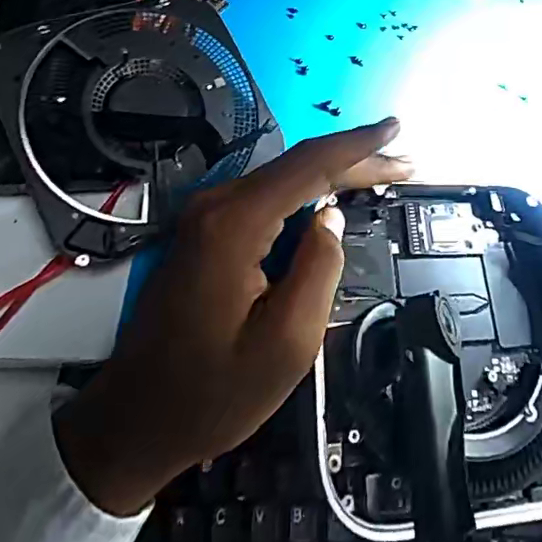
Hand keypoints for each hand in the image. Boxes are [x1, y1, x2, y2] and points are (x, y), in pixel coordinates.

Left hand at [55, 118, 412, 514]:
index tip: (394, 127)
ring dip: (329, 176)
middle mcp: (216, 205)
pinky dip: (303, 195)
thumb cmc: (212, 389)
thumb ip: (319, 269)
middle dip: (353, 160)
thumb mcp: (287, 342)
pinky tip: (328, 200)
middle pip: (296, 166)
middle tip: (401, 162)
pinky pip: (264, 199)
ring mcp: (205, 216)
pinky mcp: (204, 231)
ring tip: (376, 176)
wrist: (139, 413)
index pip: (309, 165)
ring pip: (281, 180)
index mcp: (235, 223)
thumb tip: (330, 218)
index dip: (359, 145)